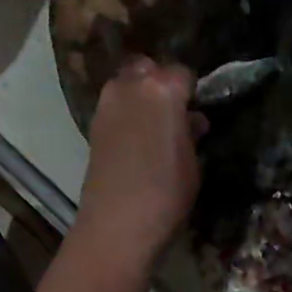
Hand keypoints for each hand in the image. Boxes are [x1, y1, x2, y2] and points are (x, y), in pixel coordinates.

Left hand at [78, 57, 201, 250]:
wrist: (118, 223)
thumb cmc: (167, 195)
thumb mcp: (192, 165)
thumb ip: (191, 134)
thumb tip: (192, 121)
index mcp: (163, 90)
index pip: (183, 73)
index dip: (192, 92)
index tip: (196, 112)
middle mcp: (132, 86)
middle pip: (149, 69)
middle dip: (161, 84)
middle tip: (173, 114)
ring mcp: (108, 103)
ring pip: (127, 84)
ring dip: (141, 96)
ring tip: (154, 127)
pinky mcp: (94, 123)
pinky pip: (115, 106)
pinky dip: (127, 114)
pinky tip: (136, 140)